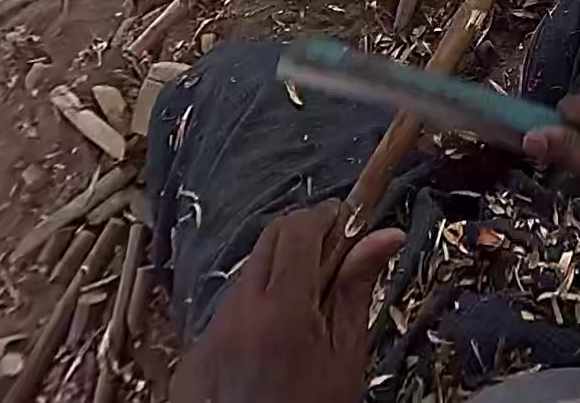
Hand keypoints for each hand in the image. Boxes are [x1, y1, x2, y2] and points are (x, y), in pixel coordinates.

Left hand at [171, 201, 405, 402]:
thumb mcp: (345, 356)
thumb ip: (357, 286)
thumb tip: (390, 232)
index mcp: (280, 310)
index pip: (298, 228)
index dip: (327, 215)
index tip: (349, 224)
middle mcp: (236, 315)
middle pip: (270, 238)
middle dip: (304, 234)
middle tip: (335, 257)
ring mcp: (206, 339)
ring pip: (249, 273)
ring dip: (280, 269)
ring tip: (308, 308)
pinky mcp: (189, 364)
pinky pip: (228, 312)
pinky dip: (256, 306)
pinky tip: (272, 345)